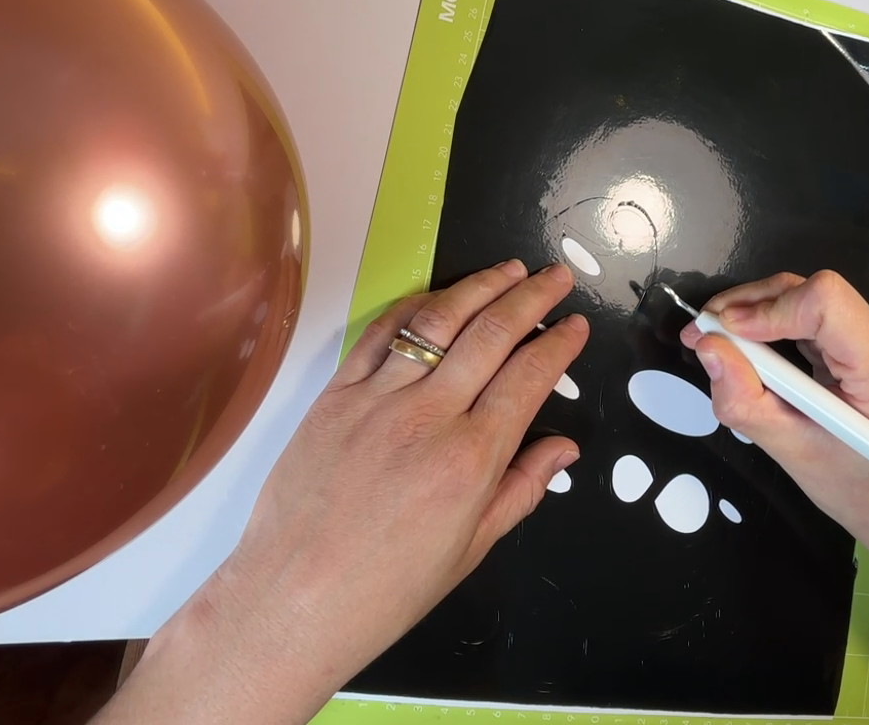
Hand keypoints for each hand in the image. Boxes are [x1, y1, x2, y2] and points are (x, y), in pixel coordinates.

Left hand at [160, 259, 585, 718]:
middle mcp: (430, 414)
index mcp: (471, 458)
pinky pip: (381, 333)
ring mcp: (379, 396)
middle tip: (555, 275)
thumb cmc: (389, 588)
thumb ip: (523, 488)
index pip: (529, 377)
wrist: (291, 600)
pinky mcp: (336, 391)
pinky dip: (415, 305)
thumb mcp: (471, 549)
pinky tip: (437, 295)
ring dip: (480, 286)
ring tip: (509, 268)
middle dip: (532, 296)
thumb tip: (566, 446)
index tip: (576, 323)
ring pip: (440, 320)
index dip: (559, 343)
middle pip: (492, 334)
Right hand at [680, 270, 868, 539]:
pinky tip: (747, 350)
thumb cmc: (854, 485)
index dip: (769, 311)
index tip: (725, 334)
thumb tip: (707, 346)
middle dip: (746, 308)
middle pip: (804, 292)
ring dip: (750, 314)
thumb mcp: (791, 450)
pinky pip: (802, 311)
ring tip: (717, 343)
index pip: (825, 302)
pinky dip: (765, 324)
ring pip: (798, 295)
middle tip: (700, 334)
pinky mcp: (857, 333)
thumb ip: (744, 400)